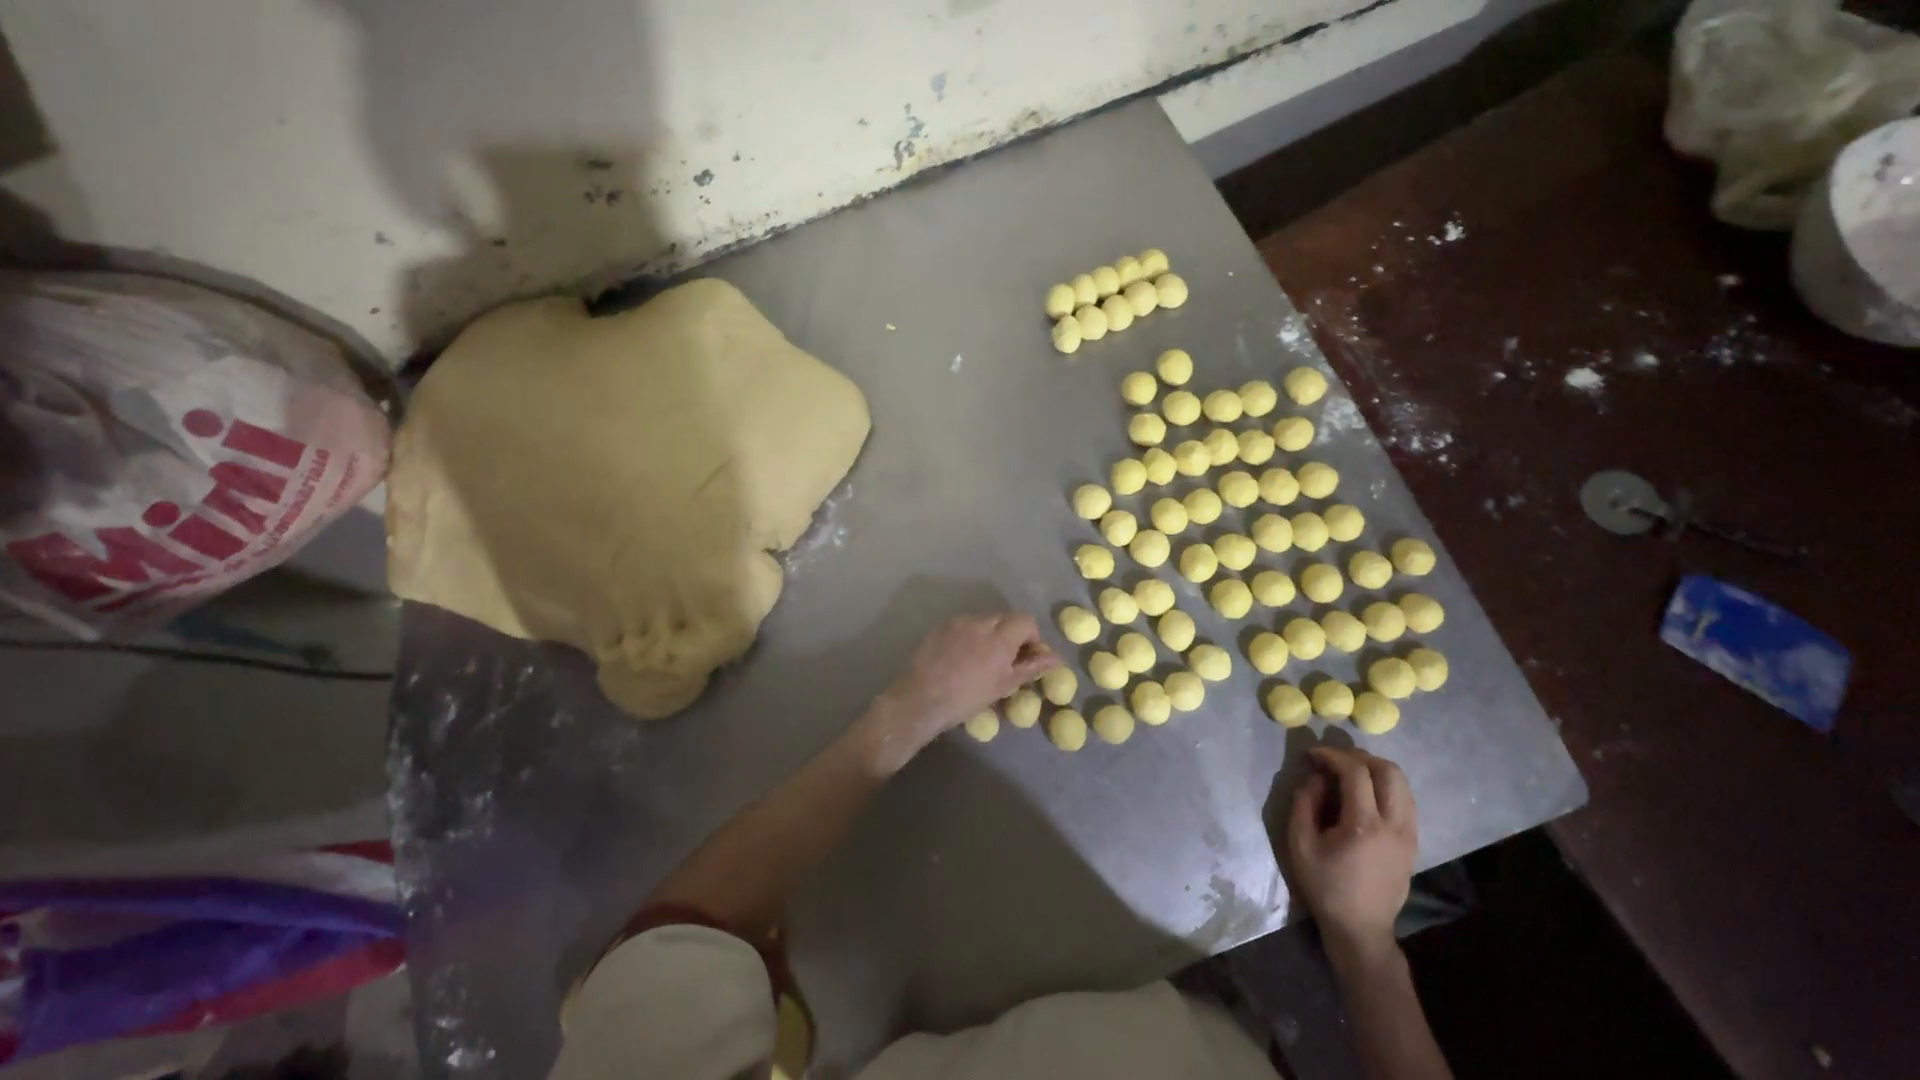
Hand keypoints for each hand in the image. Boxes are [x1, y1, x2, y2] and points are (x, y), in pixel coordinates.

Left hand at [856, 613, 1059, 771]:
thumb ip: (1032, 667)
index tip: (1028, 655)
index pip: (1026, 621)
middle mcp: (980, 622)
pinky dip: (971, 635)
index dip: (1032, 636)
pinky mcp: (940, 627)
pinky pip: (964, 625)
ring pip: (984, 621)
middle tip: (1008, 659)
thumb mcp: (1004, 685)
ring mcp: (957, 622)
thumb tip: (1057, 658)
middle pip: (1005, 618)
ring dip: (991, 634)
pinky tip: (964, 657)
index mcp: (1000, 636)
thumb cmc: (967, 697)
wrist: (922, 699)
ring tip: (984, 659)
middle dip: (1012, 634)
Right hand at [1286, 746, 1418, 967]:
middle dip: (1359, 756)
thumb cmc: (1325, 887)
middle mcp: (1394, 824)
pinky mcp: (1413, 841)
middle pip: (1388, 770)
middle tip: (1334, 759)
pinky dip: (1385, 787)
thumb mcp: (1300, 844)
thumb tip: (1315, 776)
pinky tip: (1365, 794)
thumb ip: (1304, 803)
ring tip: (1349, 773)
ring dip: (1375, 769)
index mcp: (1364, 825)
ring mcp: (1409, 833)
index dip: (1332, 755)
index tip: (1312, 755)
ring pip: (1402, 783)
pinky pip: (1405, 800)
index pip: (1355, 772)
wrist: (1360, 928)